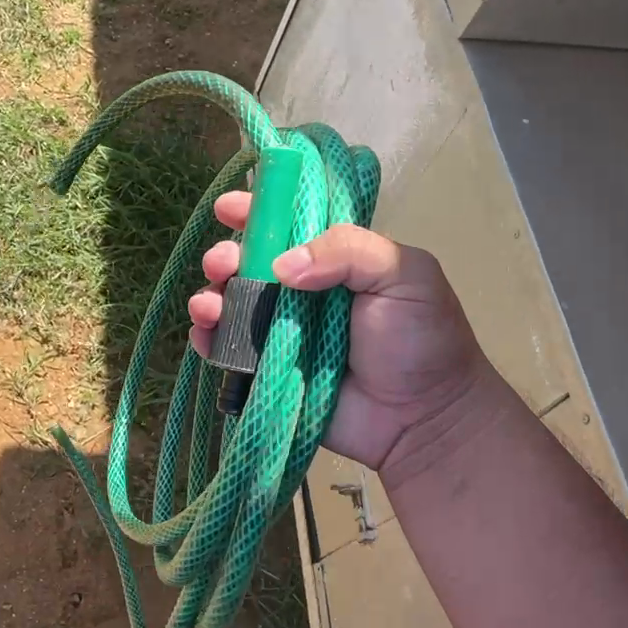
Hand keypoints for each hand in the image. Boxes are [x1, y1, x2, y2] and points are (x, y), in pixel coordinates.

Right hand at [187, 192, 495, 475]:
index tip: (229, 208)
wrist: (422, 418)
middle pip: (246, 263)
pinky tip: (205, 334)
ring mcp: (276, 331)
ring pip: (227, 303)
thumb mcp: (403, 275)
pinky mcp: (262, 370)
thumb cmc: (421, 340)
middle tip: (222, 264)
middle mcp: (297, 292)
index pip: (285, 225)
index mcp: (331, 261)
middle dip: (224, 256)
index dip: (254, 212)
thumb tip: (280, 266)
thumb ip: (348, 252)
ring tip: (210, 306)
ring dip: (209, 297)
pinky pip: (223, 349)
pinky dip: (206, 338)